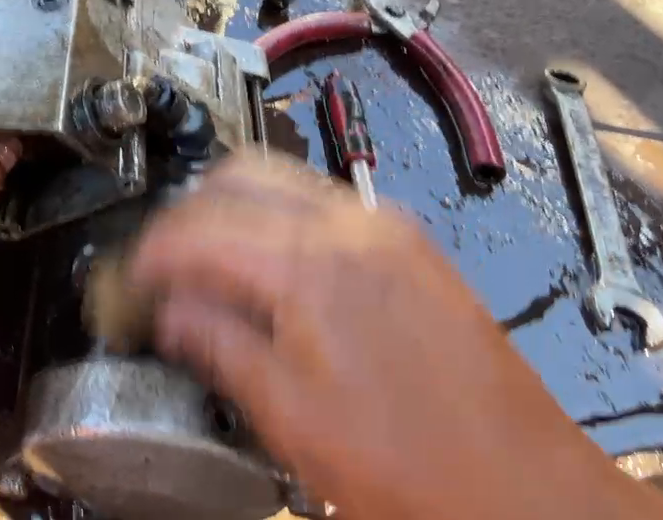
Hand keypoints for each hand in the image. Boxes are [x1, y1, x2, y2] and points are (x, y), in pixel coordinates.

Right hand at [128, 156, 662, 519]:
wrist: (537, 498)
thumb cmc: (410, 472)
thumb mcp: (293, 421)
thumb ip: (219, 346)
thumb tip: (167, 309)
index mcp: (309, 265)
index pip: (197, 230)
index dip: (148, 254)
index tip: (124, 285)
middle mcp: (345, 221)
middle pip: (234, 176)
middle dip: (183, 215)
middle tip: (160, 268)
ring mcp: (381, 223)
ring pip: (276, 176)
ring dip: (226, 207)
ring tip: (204, 263)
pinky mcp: (406, 240)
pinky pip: (316, 198)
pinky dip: (272, 214)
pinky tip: (264, 265)